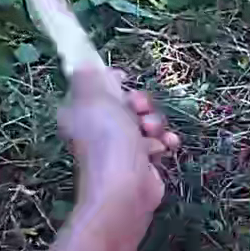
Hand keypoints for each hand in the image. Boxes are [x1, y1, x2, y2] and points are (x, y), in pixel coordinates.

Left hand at [58, 67, 179, 229]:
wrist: (124, 189)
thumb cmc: (107, 140)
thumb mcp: (93, 97)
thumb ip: (88, 75)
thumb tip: (85, 62)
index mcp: (83, 112)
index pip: (99, 87)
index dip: (114, 80)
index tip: (123, 78)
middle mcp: (101, 128)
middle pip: (128, 101)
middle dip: (140, 103)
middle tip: (140, 110)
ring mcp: (124, 146)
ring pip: (147, 120)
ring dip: (155, 123)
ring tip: (151, 134)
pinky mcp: (144, 161)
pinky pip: (159, 141)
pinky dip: (165, 141)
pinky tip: (167, 146)